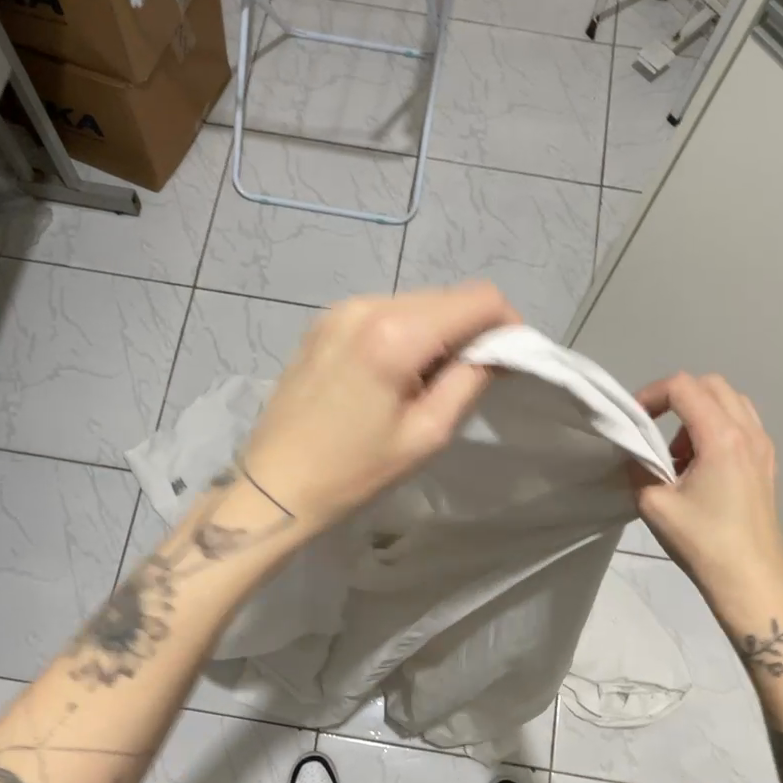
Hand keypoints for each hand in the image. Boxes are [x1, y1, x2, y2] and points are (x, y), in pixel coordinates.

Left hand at [241, 282, 516, 531]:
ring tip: (424, 385)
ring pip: (414, 303)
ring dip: (435, 333)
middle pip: (445, 296)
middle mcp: (367, 305)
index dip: (506, 324)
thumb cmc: (353, 471)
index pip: (478, 298)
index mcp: (395, 333)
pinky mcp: (322, 322)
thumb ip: (469, 381)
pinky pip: (382, 313)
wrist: (274, 485)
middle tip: (468, 379)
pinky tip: (391, 376)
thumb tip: (494, 350)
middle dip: (470, 330)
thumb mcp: (426, 435)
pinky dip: (403, 334)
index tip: (509, 360)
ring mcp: (339, 310)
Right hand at [633, 373, 782, 625]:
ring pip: (730, 403)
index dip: (651, 394)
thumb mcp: (654, 503)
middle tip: (654, 432)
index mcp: (722, 437)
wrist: (750, 580)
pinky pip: (742, 426)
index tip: (633, 421)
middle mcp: (748, 433)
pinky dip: (716, 430)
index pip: (683, 387)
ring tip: (678, 454)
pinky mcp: (766, 465)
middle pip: (710, 385)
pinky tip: (699, 468)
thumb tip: (635, 453)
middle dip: (676, 399)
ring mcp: (763, 448)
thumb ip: (638, 467)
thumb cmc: (702, 542)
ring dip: (698, 414)